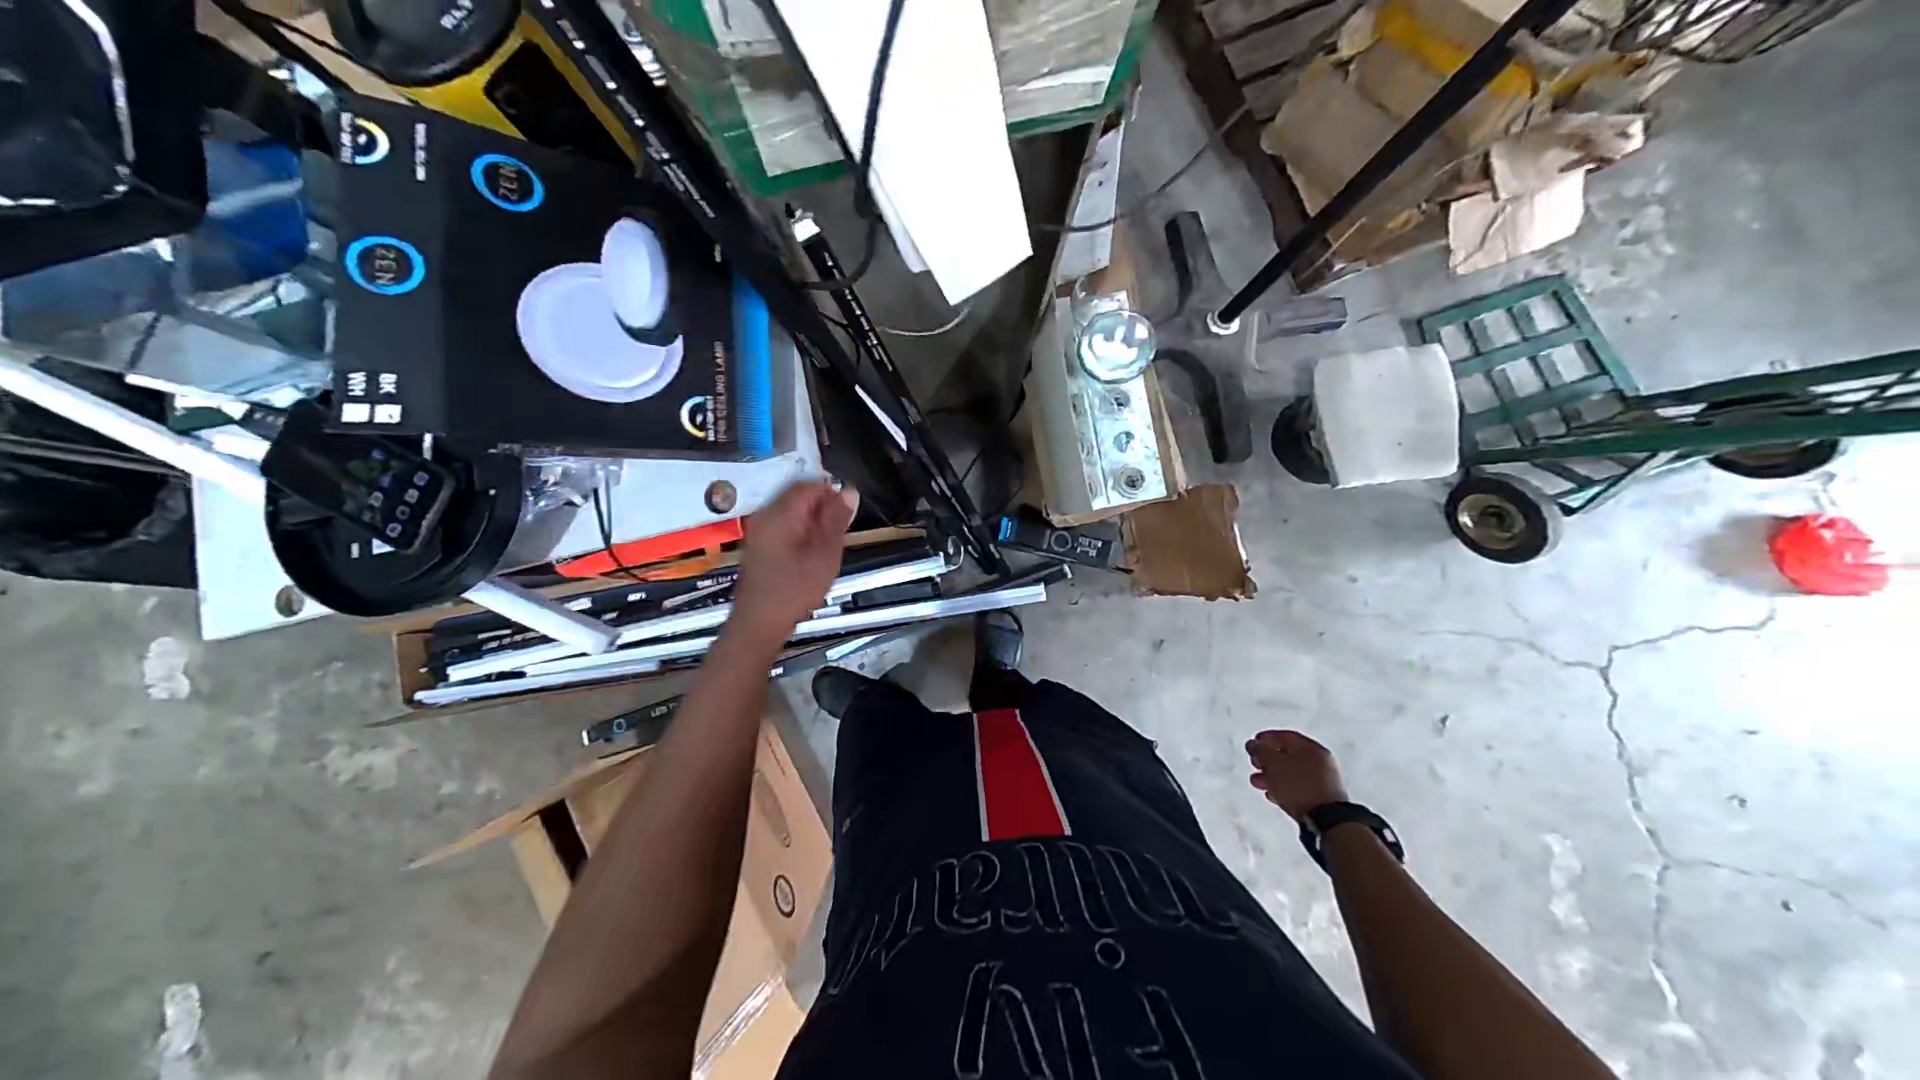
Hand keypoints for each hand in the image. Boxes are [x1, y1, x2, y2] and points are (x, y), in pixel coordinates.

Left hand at [732, 480, 858, 640]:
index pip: (808, 485)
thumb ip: (837, 519)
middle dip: (822, 508)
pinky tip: (810, 553)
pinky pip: (783, 527)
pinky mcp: (758, 547)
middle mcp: (764, 516)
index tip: (847, 511)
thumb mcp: (825, 553)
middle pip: (797, 496)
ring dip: (813, 521)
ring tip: (828, 544)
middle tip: (840, 530)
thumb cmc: (794, 589)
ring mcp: (758, 532)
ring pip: (791, 512)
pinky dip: (800, 533)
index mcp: (779, 513)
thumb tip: (848, 492)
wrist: (760, 622)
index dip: (831, 492)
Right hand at [1246, 730, 1349, 821]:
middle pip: (1287, 755)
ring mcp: (1322, 780)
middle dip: (1267, 759)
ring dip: (1272, 775)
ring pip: (1291, 772)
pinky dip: (1283, 787)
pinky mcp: (1321, 798)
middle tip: (1254, 763)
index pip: (1284, 736)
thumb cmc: (1297, 785)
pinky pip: (1298, 787)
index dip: (1265, 738)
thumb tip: (1254, 744)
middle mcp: (1319, 761)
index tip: (1252, 744)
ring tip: (1257, 782)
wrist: (1326, 820)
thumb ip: (1260, 750)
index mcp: (1310, 748)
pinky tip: (1272, 794)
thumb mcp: (1273, 763)